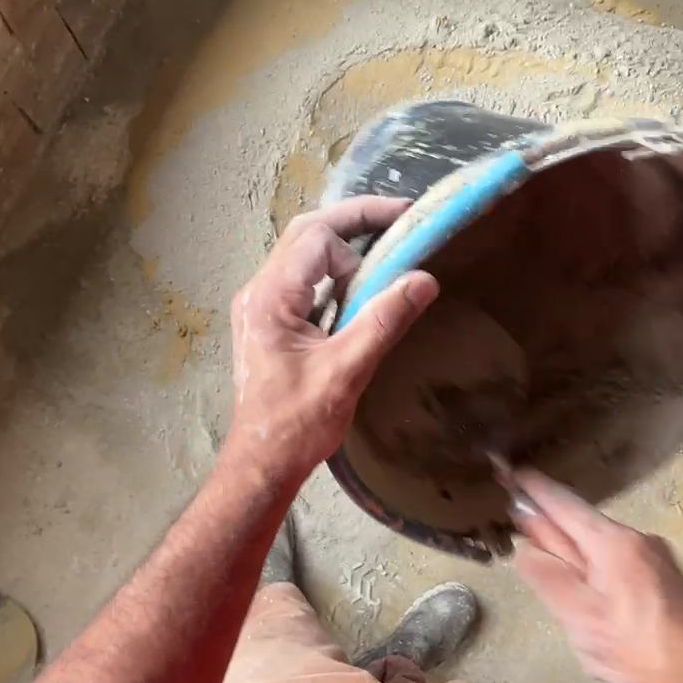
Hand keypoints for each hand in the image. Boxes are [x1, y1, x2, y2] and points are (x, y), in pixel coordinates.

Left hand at [227, 196, 438, 481]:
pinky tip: (360, 296)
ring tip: (387, 262)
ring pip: (304, 258)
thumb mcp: (347, 371)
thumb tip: (423, 280)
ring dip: (346, 254)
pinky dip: (334, 279)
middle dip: (355, 227)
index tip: (405, 220)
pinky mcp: (268, 324)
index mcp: (271, 297)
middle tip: (400, 227)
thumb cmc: (298, 423)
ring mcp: (260, 308)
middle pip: (307, 236)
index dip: (362, 219)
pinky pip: (303, 284)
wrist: (262, 463)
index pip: (317, 234)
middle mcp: (259, 293)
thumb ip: (383, 321)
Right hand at [509, 470, 682, 682]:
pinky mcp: (662, 578)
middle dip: (545, 520)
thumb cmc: (644, 655)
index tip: (506, 470)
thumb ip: (549, 580)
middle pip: (579, 523)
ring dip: (566, 547)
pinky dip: (588, 563)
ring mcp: (653, 558)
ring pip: (596, 544)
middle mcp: (636, 540)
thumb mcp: (583, 622)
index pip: (563, 504)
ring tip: (539, 557)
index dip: (532, 488)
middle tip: (510, 515)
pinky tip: (580, 586)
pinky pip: (613, 559)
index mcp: (613, 544)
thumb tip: (525, 550)